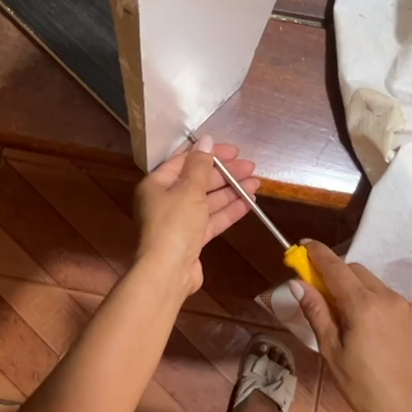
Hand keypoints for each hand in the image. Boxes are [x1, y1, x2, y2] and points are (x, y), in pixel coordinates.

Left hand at [133, 137, 256, 296]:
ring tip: (255, 183)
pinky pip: (211, 219)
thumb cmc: (174, 224)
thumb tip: (206, 140)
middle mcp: (165, 200)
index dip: (209, 153)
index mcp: (156, 184)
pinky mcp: (191, 239)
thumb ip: (200, 164)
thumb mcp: (189, 189)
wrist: (168, 272)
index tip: (234, 150)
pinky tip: (248, 203)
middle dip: (225, 173)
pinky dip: (228, 211)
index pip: (184, 161)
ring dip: (231, 191)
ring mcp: (178, 221)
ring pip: (207, 200)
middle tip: (250, 167)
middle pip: (198, 180)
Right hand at [294, 241, 411, 411]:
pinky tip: (368, 330)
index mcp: (363, 306)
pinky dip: (373, 302)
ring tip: (344, 319)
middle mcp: (388, 298)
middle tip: (318, 292)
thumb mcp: (333, 353)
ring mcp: (407, 308)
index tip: (302, 246)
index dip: (317, 254)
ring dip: (355, 289)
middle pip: (356, 271)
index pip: (336, 267)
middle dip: (335, 273)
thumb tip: (297, 284)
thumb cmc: (365, 390)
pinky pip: (389, 300)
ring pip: (374, 285)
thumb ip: (316, 313)